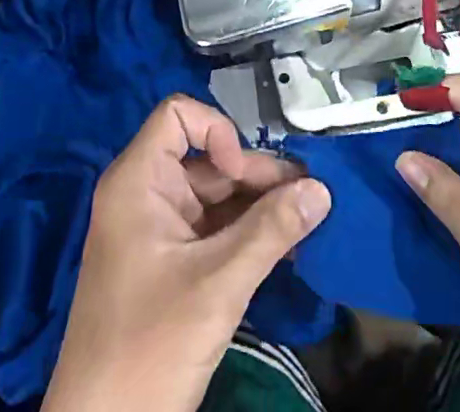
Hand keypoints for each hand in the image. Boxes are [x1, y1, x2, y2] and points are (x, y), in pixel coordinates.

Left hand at [44, 96, 331, 411]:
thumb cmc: (152, 342)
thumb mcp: (218, 283)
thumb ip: (271, 231)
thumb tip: (321, 188)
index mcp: (138, 180)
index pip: (178, 116)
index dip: (217, 132)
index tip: (244, 175)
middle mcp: (145, 193)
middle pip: (206, 158)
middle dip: (256, 175)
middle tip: (308, 198)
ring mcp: (157, 227)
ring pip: (214, 195)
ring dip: (259, 205)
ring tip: (306, 222)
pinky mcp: (169, 259)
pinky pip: (212, 227)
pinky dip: (246, 232)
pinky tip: (286, 245)